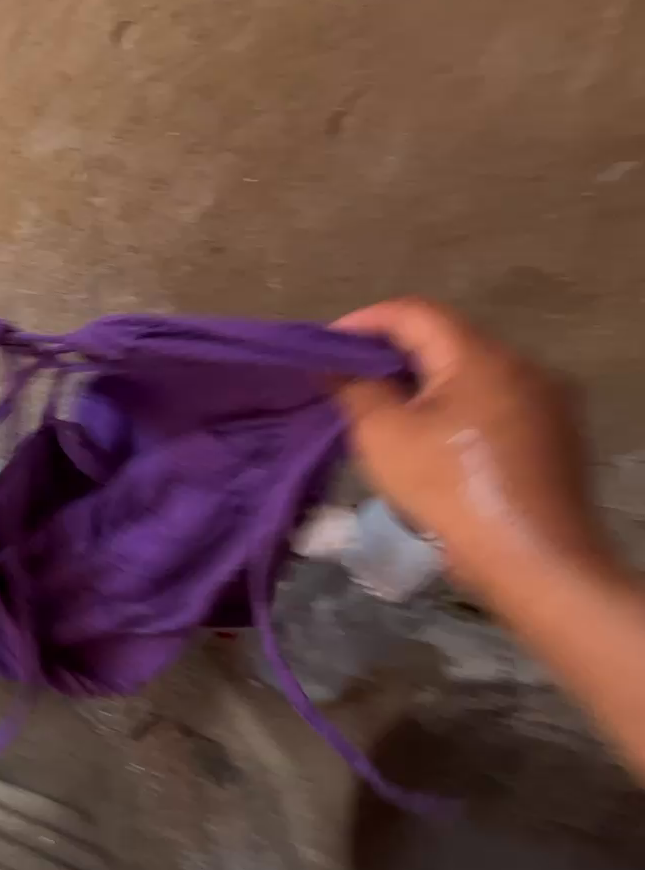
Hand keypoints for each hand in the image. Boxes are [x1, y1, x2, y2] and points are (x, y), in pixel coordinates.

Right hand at [332, 297, 606, 590]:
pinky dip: (443, 397)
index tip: (321, 348)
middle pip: (443, 335)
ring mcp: (544, 399)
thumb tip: (329, 363)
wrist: (530, 556)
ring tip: (372, 403)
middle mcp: (523, 367)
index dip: (360, 321)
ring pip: (464, 366)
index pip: (414, 313)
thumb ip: (351, 385)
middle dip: (384, 349)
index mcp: (482, 359)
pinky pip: (486, 393)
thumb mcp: (380, 431)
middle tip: (339, 375)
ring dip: (414, 375)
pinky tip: (417, 428)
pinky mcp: (548, 429)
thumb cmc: (445, 485)